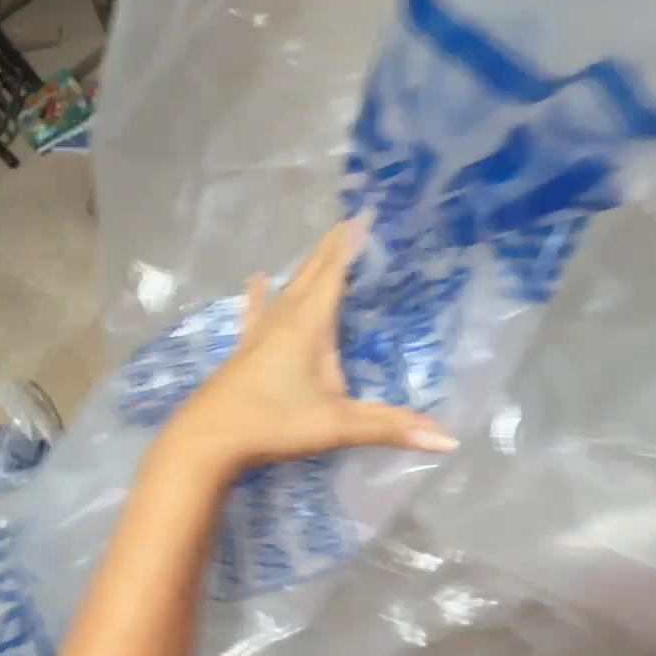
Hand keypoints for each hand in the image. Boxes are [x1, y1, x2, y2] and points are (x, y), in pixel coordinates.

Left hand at [158, 218, 457, 480]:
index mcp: (308, 326)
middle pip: (309, 276)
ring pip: (284, 291)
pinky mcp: (242, 352)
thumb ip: (390, 427)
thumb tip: (449, 440)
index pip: (333, 274)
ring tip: (314, 250)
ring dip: (302, 270)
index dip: (349, 245)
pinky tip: (253, 282)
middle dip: (330, 250)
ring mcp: (257, 335)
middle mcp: (282, 321)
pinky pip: (255, 313)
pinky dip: (259, 296)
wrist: (206, 440)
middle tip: (347, 224)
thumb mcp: (337, 426)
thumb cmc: (273, 423)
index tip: (363, 215)